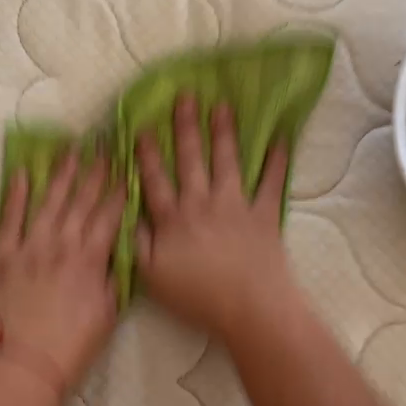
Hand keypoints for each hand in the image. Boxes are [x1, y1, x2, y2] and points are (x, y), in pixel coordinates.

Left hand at [0, 155, 124, 397]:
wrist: (23, 364)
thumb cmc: (71, 346)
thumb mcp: (107, 315)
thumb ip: (115, 279)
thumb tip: (120, 251)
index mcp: (90, 260)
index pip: (109, 216)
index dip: (119, 190)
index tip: (125, 167)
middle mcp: (62, 244)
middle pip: (81, 201)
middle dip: (94, 173)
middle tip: (101, 148)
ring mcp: (30, 246)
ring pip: (49, 202)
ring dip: (61, 175)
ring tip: (70, 150)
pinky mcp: (3, 255)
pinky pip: (11, 218)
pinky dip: (16, 194)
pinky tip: (22, 173)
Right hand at [136, 98, 299, 340]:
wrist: (249, 309)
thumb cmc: (197, 296)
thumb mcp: (151, 276)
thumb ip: (135, 243)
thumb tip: (125, 214)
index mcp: (172, 219)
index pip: (155, 179)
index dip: (147, 153)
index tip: (143, 126)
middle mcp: (202, 203)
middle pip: (191, 160)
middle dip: (186, 126)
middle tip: (185, 97)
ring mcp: (236, 206)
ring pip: (227, 162)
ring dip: (224, 132)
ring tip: (223, 105)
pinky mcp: (265, 215)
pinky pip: (271, 184)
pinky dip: (277, 161)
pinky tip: (281, 138)